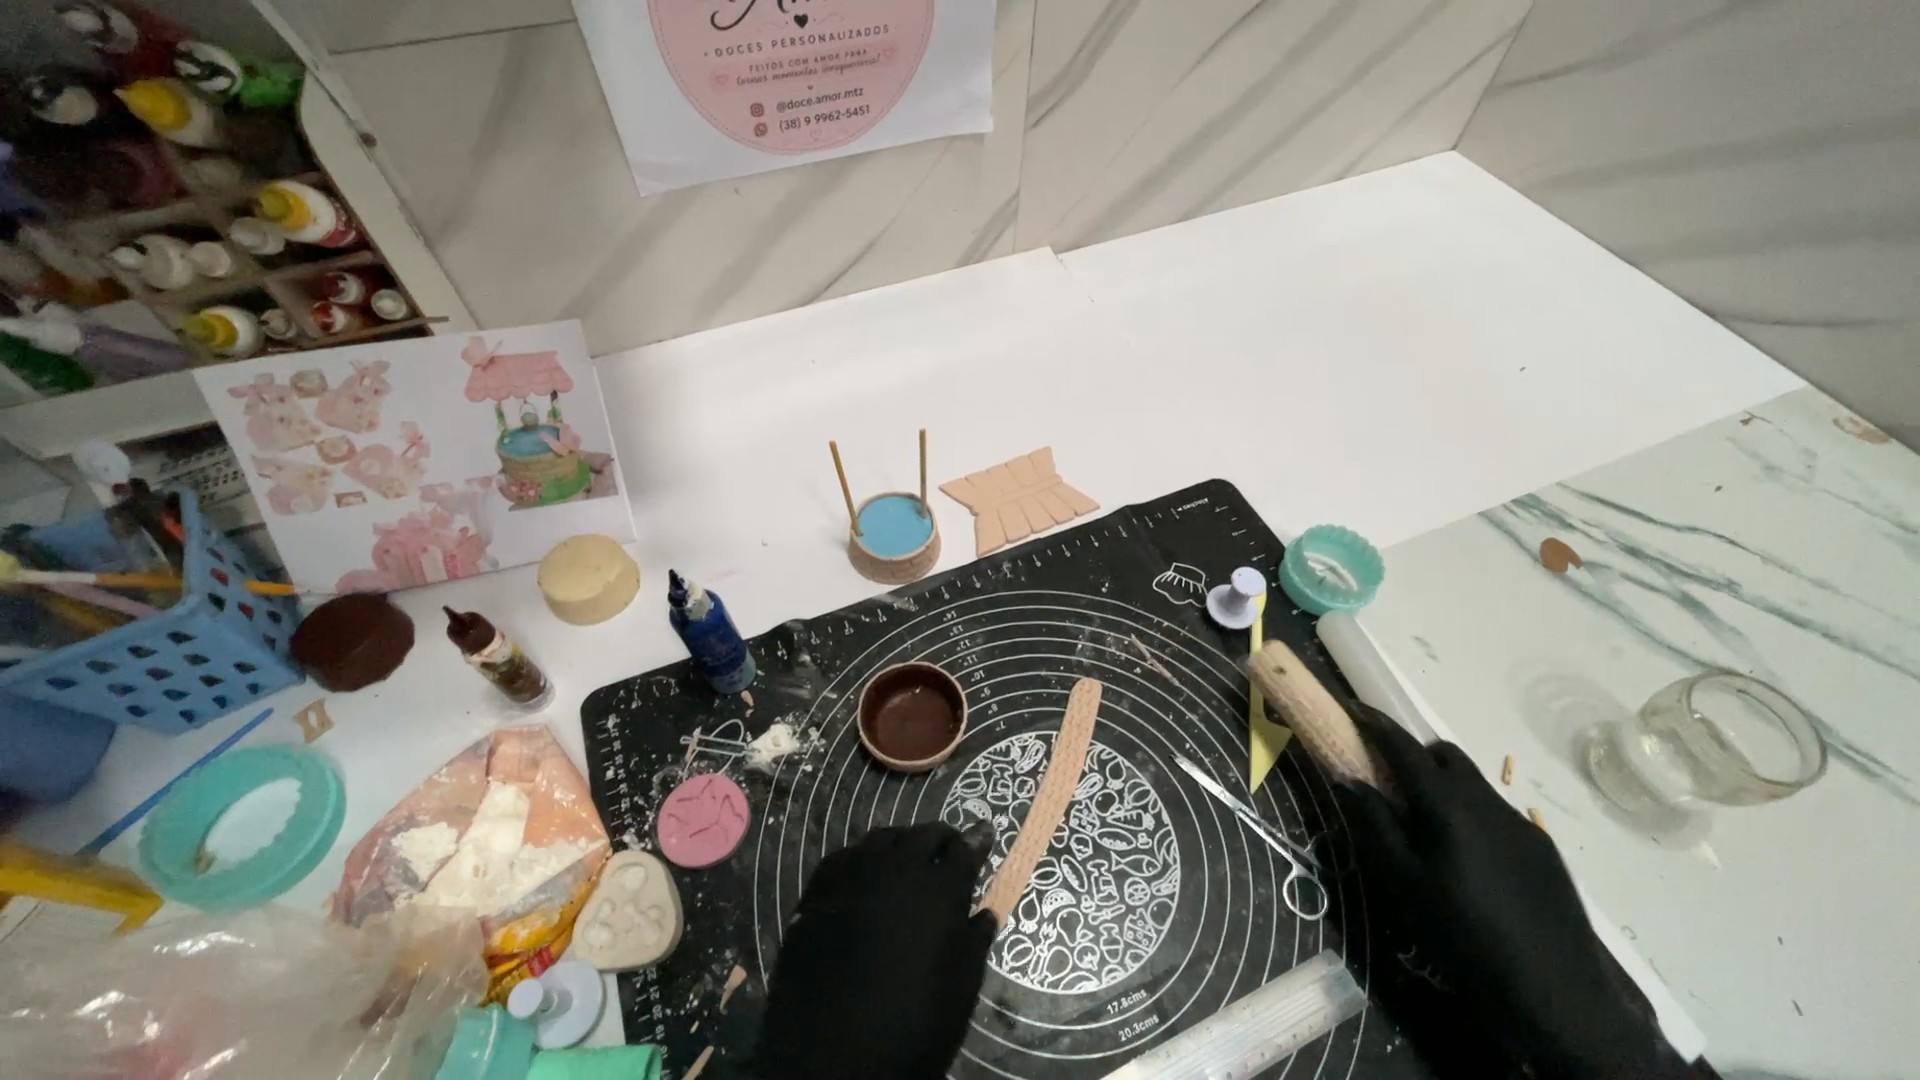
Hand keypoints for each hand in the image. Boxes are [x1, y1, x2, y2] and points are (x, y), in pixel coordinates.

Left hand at [751, 823, 995, 1079]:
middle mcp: (896, 872)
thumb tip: (983, 912)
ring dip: (900, 842)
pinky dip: (860, 858)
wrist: (832, 1062)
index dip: (976, 840)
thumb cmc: (912, 1029)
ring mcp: (852, 879)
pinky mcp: (817, 895)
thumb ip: (973, 942)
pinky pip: (842, 859)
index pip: (963, 850)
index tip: (983, 832)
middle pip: (922, 836)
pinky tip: (862, 872)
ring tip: (907, 855)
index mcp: (938, 892)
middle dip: (940, 837)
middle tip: (949, 847)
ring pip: (880, 839)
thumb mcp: (960, 990)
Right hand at [1331, 705, 1696, 1078]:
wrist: (1555, 990)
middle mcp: (1486, 802)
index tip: (1351, 707)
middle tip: (1387, 778)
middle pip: (1446, 755)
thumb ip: (1375, 825)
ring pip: (1474, 783)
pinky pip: (1497, 813)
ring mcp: (1521, 824)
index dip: (1375, 724)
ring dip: (1444, 785)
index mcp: (1448, 806)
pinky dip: (1471, 814)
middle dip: (1413, 753)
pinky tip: (1467, 860)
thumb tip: (1351, 780)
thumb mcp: (1404, 882)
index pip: (1405, 748)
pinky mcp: (1543, 849)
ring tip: (1425, 825)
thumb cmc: (1462, 933)